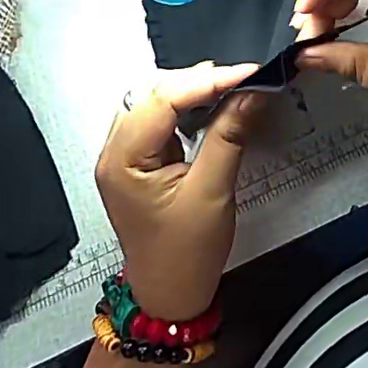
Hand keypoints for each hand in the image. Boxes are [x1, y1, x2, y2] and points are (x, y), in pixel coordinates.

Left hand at [96, 63, 265, 320]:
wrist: (171, 293)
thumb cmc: (186, 252)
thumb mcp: (212, 192)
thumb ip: (229, 136)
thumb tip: (252, 94)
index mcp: (123, 160)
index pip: (162, 99)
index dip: (207, 81)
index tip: (248, 73)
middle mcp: (115, 151)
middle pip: (151, 92)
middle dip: (196, 80)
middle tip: (242, 79)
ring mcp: (125, 155)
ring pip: (153, 100)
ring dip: (191, 90)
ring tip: (230, 87)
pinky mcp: (139, 160)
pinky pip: (159, 118)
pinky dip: (186, 106)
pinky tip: (211, 105)